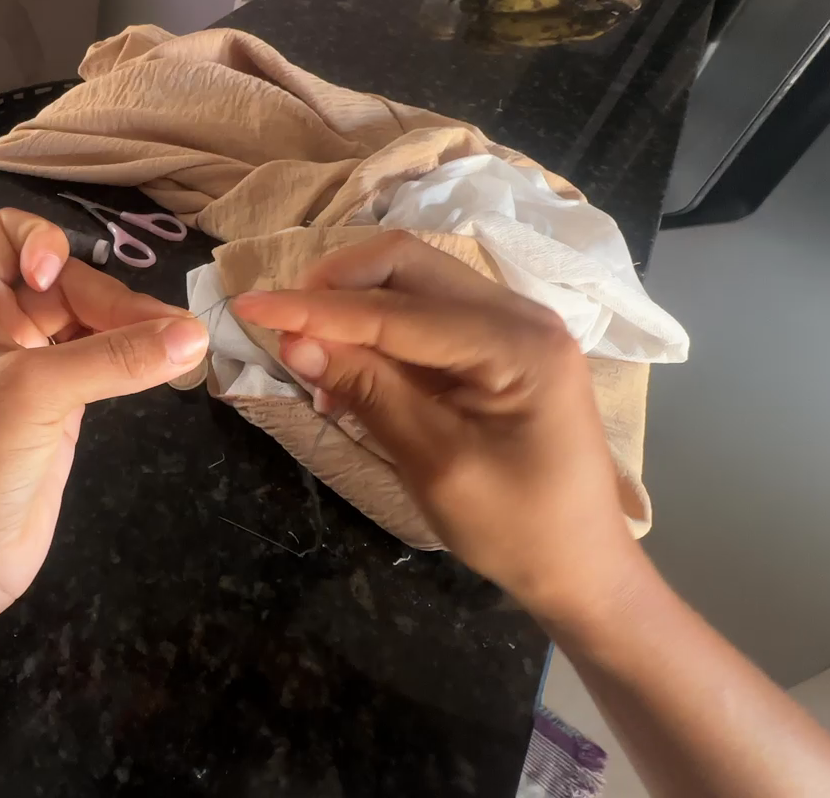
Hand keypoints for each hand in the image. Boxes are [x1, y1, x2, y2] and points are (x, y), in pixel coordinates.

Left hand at [0, 209, 209, 633]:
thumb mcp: (33, 391)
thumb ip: (114, 357)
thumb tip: (195, 335)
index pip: (8, 237)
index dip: (41, 241)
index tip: (58, 276)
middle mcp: (3, 330)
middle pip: (70, 283)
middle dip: (115, 300)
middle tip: (171, 333)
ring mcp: (34, 372)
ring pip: (93, 326)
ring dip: (136, 329)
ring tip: (184, 348)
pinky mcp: (61, 412)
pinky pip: (104, 368)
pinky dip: (137, 363)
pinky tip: (170, 367)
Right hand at [229, 230, 636, 621]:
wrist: (581, 567)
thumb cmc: (517, 528)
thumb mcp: (435, 464)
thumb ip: (367, 391)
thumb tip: (293, 342)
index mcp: (516, 345)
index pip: (393, 309)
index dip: (314, 308)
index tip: (248, 306)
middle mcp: (516, 313)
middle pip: (403, 263)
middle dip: (333, 286)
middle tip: (285, 330)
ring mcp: (507, 321)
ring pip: (405, 276)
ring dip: (348, 304)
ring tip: (315, 358)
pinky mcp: (490, 338)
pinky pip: (416, 307)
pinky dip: (370, 325)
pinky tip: (349, 368)